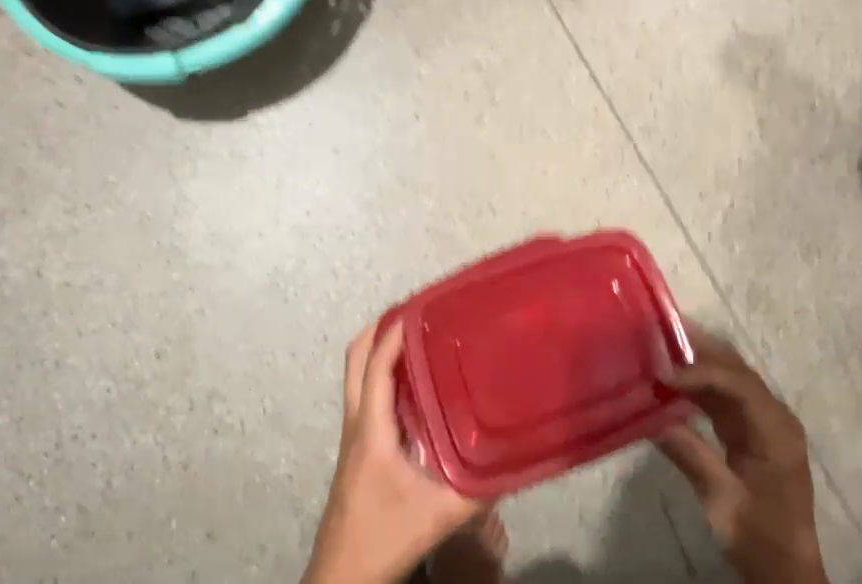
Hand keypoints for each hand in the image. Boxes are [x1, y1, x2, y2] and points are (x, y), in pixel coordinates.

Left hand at [302, 319, 483, 583]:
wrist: (343, 575)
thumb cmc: (386, 536)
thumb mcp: (441, 514)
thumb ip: (481, 488)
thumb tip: (518, 457)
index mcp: (371, 428)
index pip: (376, 363)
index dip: (397, 329)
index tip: (427, 304)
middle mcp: (356, 421)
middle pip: (356, 357)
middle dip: (384, 326)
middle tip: (422, 311)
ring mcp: (353, 434)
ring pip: (358, 374)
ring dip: (383, 348)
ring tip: (424, 336)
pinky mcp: (357, 448)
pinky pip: (367, 394)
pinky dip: (385, 373)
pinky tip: (419, 384)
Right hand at [656, 326, 825, 583]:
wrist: (786, 572)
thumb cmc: (761, 537)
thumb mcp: (722, 501)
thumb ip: (690, 455)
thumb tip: (652, 418)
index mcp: (776, 430)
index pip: (738, 384)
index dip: (700, 372)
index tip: (662, 373)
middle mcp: (775, 417)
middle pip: (737, 371)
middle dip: (700, 350)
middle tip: (660, 331)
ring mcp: (765, 424)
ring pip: (730, 379)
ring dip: (698, 364)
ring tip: (662, 347)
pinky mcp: (752, 434)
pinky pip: (726, 399)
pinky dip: (700, 388)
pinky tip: (674, 382)